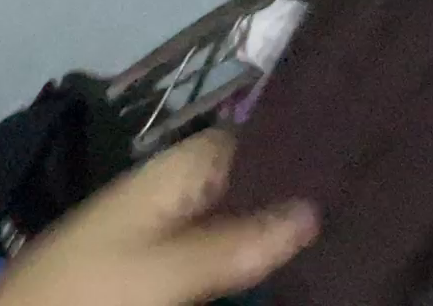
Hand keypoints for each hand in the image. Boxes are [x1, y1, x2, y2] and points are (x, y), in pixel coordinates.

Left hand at [0, 132, 317, 305]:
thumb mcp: (165, 270)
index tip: (340, 158)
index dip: (291, 146)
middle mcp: (171, 190)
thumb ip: (236, 243)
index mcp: (174, 172)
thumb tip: (313, 210)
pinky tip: (268, 269)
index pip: (247, 141)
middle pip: (242, 180)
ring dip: (264, 228)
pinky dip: (238, 256)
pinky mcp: (151, 266)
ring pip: (228, 217)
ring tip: (324, 235)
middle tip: (344, 203)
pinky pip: (208, 250)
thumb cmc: (88, 291)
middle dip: (284, 191)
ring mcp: (159, 230)